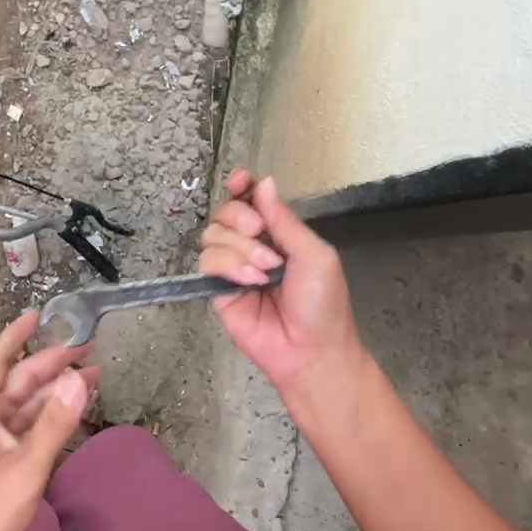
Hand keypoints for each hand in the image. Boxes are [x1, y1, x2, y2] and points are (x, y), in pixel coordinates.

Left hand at [0, 311, 98, 530]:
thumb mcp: (27, 468)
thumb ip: (54, 424)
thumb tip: (79, 378)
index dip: (14, 336)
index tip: (37, 315)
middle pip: (17, 382)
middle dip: (50, 363)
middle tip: (86, 348)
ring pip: (26, 404)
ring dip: (55, 390)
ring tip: (93, 375)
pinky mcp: (1, 460)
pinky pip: (27, 427)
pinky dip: (50, 416)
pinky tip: (73, 408)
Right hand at [199, 170, 368, 397]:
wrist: (311, 351)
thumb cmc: (323, 304)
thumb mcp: (315, 254)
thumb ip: (285, 219)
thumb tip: (264, 182)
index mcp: (279, 233)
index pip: (252, 200)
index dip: (242, 186)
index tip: (240, 180)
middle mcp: (252, 246)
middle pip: (226, 211)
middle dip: (240, 216)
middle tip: (259, 233)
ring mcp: (234, 267)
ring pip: (213, 234)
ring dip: (240, 247)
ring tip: (264, 270)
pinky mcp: (218, 288)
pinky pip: (208, 261)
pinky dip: (229, 265)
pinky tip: (250, 282)